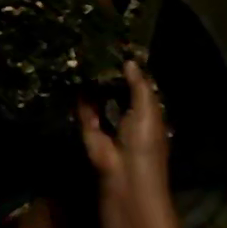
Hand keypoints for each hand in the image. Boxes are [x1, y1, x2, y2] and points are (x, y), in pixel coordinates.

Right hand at [77, 60, 171, 210]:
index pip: (140, 90)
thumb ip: (139, 85)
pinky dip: (81, 99)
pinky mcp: (90, 132)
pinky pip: (85, 111)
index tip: (121, 53)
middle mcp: (128, 119)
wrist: (124, 174)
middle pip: (118, 94)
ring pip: (100, 101)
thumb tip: (130, 62)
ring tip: (87, 61)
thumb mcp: (148, 109)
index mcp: (148, 115)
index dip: (132, 74)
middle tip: (100, 53)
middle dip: (111, 78)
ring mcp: (108, 126)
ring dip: (95, 86)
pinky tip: (78, 79)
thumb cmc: (144, 142)